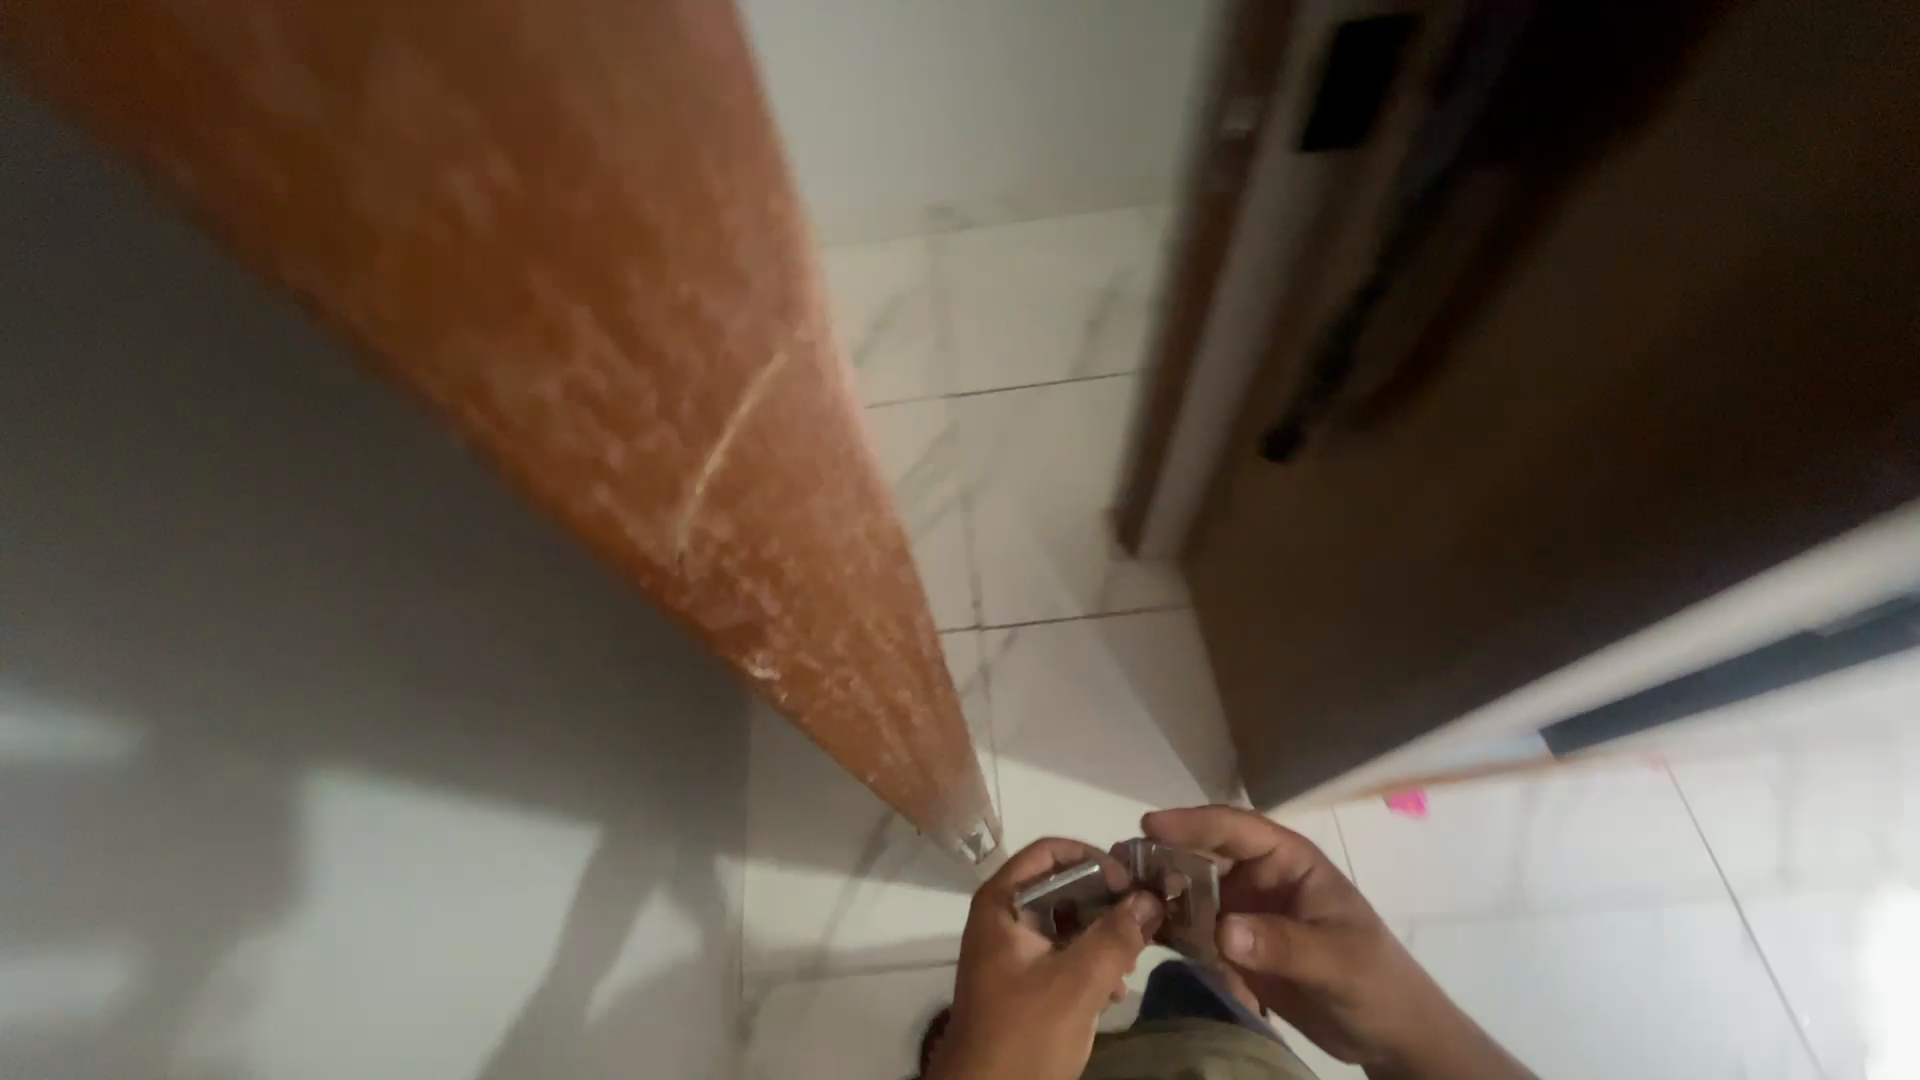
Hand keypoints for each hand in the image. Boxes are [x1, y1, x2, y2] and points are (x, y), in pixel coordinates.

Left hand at [929, 838, 1164, 1079]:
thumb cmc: (1022, 1034)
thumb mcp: (1075, 984)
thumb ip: (1114, 938)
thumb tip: (1152, 898)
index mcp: (1002, 900)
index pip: (1051, 851)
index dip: (1093, 859)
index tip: (1131, 884)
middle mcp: (1003, 914)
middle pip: (1060, 884)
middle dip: (1104, 902)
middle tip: (1144, 922)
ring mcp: (1011, 947)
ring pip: (1065, 920)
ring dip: (1101, 935)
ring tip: (1133, 960)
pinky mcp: (1023, 979)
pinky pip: (1062, 952)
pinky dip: (1089, 962)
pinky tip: (1115, 988)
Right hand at [1144, 805, 1526, 1078]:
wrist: (1388, 1036)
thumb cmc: (1375, 982)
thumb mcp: (1336, 961)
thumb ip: (1282, 943)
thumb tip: (1221, 929)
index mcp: (1286, 859)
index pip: (1234, 828)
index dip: (1192, 822)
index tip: (1150, 825)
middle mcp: (1256, 875)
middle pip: (1200, 851)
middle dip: (1161, 852)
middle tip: (1120, 862)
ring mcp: (1240, 908)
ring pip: (1188, 886)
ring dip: (1155, 887)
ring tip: (1117, 893)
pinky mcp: (1230, 942)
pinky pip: (1190, 925)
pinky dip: (1163, 924)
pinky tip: (1136, 928)